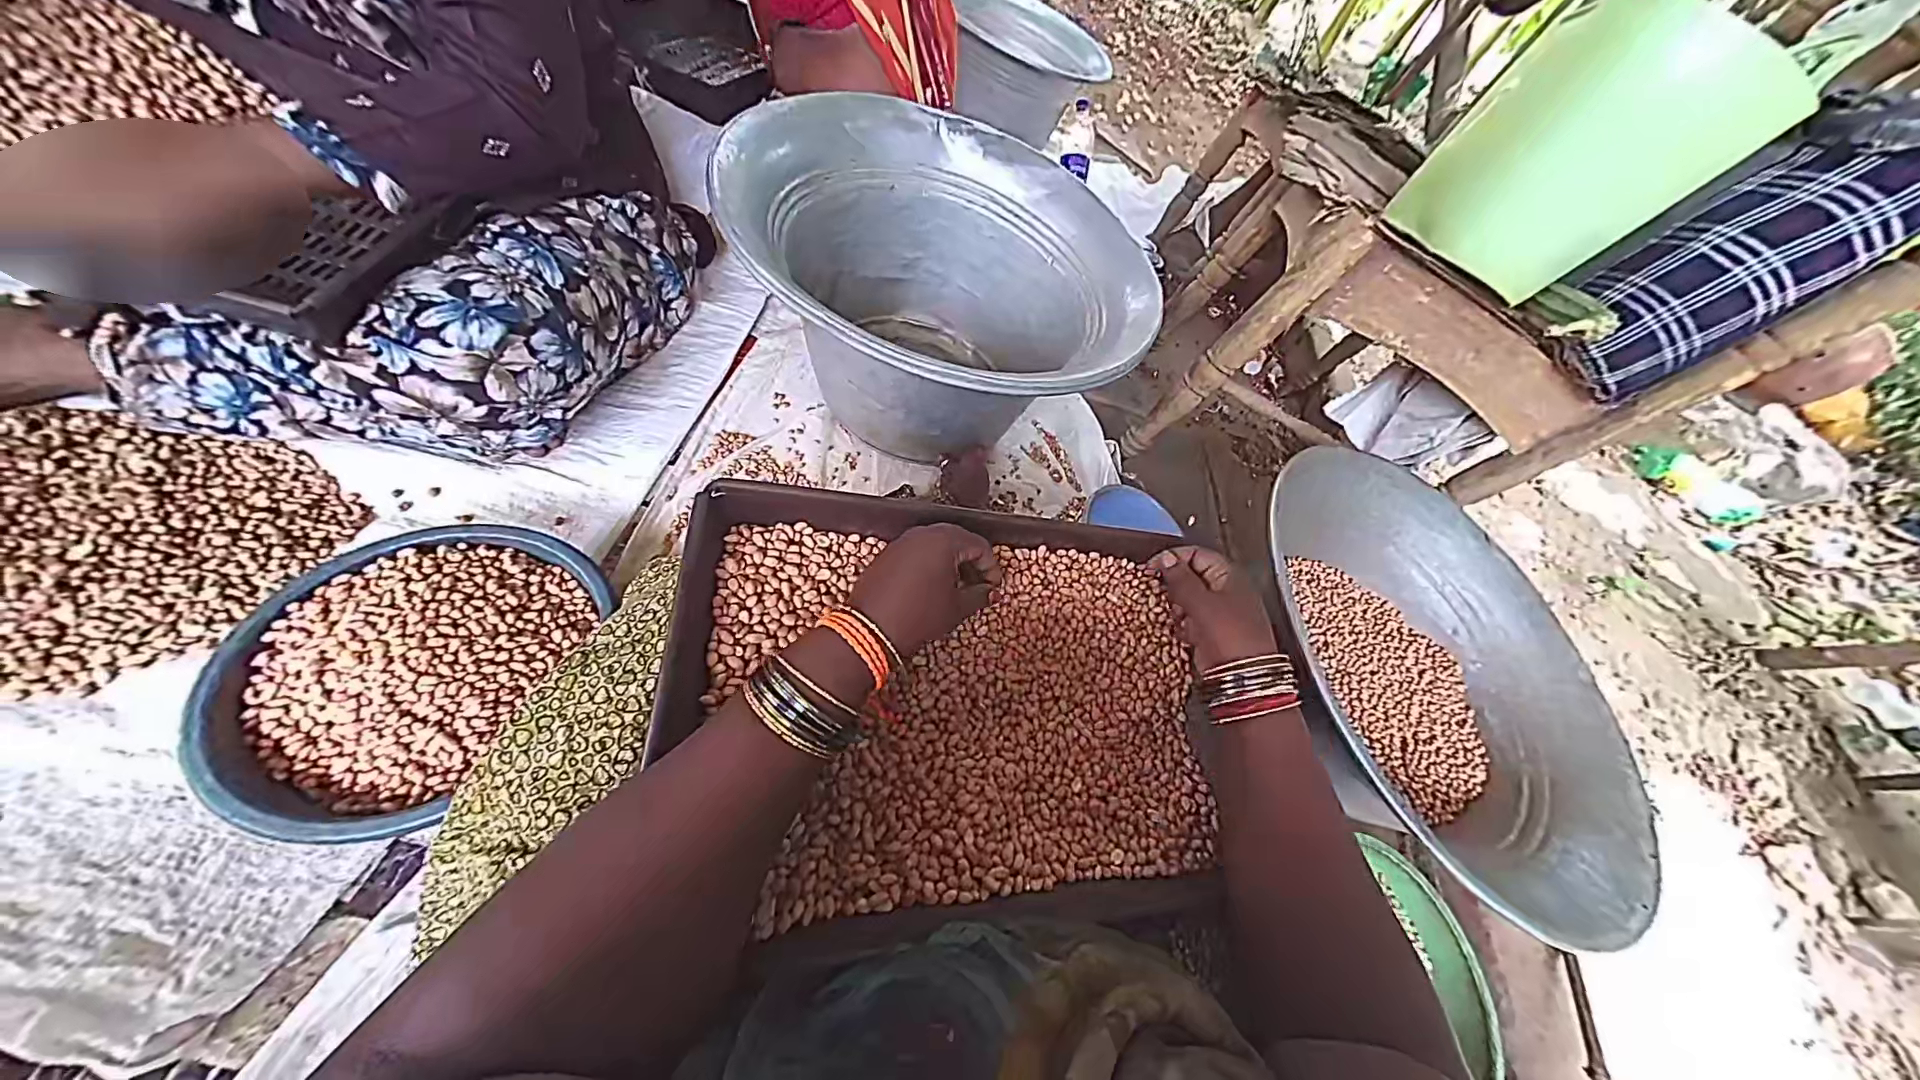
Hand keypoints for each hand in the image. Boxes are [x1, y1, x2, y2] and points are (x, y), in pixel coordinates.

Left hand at [849, 524, 1000, 657]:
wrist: (871, 629)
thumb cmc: (915, 616)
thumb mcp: (956, 607)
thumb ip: (979, 595)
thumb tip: (990, 592)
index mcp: (945, 540)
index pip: (980, 546)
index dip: (991, 568)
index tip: (993, 586)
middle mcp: (923, 534)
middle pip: (959, 541)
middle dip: (972, 563)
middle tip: (979, 586)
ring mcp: (903, 542)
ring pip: (937, 545)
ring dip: (952, 563)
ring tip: (957, 589)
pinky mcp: (889, 554)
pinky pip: (917, 552)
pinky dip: (930, 564)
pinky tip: (933, 587)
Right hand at [1150, 546, 1277, 674]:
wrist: (1243, 677)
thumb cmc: (1229, 636)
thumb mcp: (1201, 603)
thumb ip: (1181, 578)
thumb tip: (1165, 559)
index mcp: (1229, 576)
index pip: (1197, 554)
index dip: (1174, 558)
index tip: (1152, 568)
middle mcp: (1225, 590)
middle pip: (1191, 576)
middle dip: (1173, 584)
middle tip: (1158, 591)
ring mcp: (1218, 611)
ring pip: (1188, 599)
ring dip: (1175, 605)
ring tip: (1172, 614)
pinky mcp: (1211, 631)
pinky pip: (1189, 619)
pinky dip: (1181, 622)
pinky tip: (1180, 630)